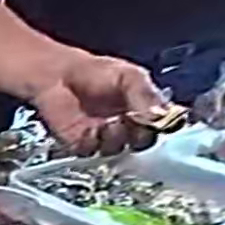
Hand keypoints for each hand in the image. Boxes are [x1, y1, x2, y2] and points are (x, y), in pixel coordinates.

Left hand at [28, 50, 169, 155]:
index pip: (163, 124)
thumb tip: (161, 116)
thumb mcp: (130, 77)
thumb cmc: (97, 73)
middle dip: (140, 136)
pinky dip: (92, 142)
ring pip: (116, 149)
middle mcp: (126, 125)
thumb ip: (146, 95)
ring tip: (109, 123)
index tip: (159, 120)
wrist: (61, 78)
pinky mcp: (78, 143)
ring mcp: (102, 136)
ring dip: (115, 138)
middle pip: (141, 142)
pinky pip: (89, 151)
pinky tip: (90, 129)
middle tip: (132, 122)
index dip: (163, 125)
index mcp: (144, 107)